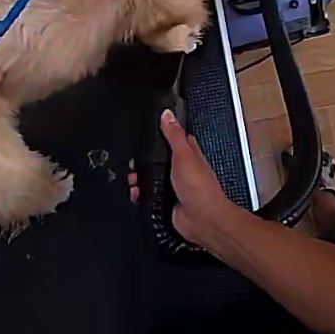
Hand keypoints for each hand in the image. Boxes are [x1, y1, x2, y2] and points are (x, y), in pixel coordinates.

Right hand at [130, 110, 246, 250]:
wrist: (202, 219)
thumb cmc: (200, 188)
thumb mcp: (184, 155)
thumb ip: (174, 135)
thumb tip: (167, 114)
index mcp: (190, 155)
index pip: (175, 139)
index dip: (162, 134)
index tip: (148, 131)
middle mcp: (182, 171)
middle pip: (159, 161)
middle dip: (145, 162)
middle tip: (135, 163)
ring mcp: (174, 188)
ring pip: (152, 179)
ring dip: (141, 180)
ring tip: (132, 180)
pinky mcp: (167, 202)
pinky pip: (150, 197)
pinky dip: (141, 196)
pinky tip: (137, 195)